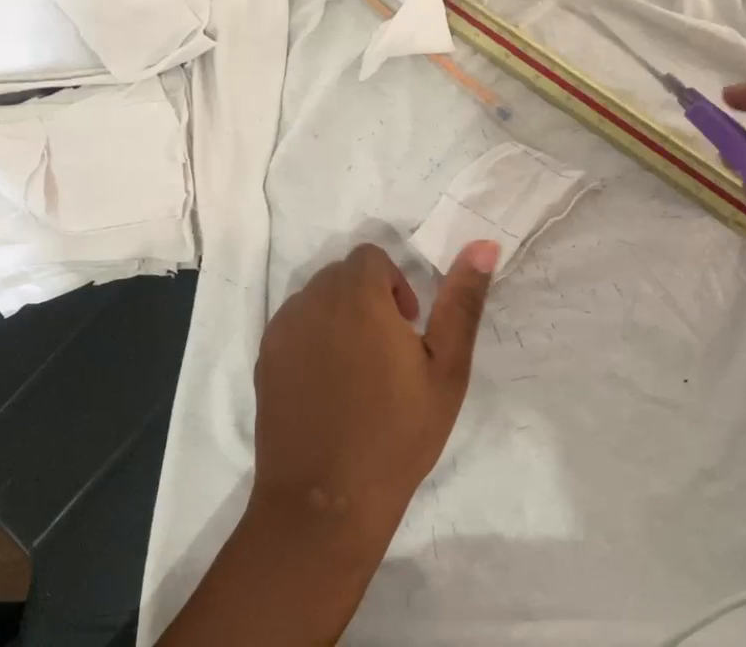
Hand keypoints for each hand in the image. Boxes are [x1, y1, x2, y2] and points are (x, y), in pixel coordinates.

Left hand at [252, 241, 499, 542]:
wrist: (325, 501)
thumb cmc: (397, 434)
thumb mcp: (447, 369)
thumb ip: (462, 302)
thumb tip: (482, 244)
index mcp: (357, 297)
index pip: (371, 257)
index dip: (396, 285)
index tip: (409, 328)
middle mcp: (311, 302)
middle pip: (341, 276)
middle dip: (369, 299)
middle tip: (391, 352)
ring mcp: (281, 332)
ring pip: (315, 300)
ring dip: (340, 318)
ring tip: (360, 373)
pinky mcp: (263, 361)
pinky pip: (293, 329)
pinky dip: (313, 341)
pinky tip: (329, 390)